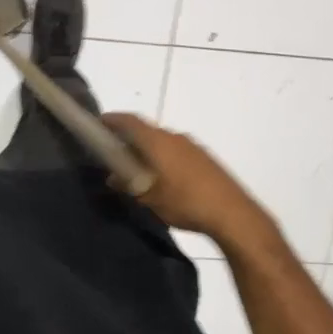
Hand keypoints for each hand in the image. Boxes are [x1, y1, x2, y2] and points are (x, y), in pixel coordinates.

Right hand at [103, 113, 273, 245]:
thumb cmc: (185, 203)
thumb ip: (128, 185)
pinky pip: (178, 151)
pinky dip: (165, 158)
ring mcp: (194, 146)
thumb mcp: (149, 198)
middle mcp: (176, 137)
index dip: (114, 120)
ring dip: (149, 150)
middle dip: (130, 139)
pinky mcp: (206, 159)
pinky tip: (164, 178)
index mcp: (159, 141)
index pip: (131, 121)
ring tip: (139, 170)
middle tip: (116, 154)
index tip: (100, 123)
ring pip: (164, 142)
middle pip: (147, 131)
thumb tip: (113, 178)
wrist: (232, 214)